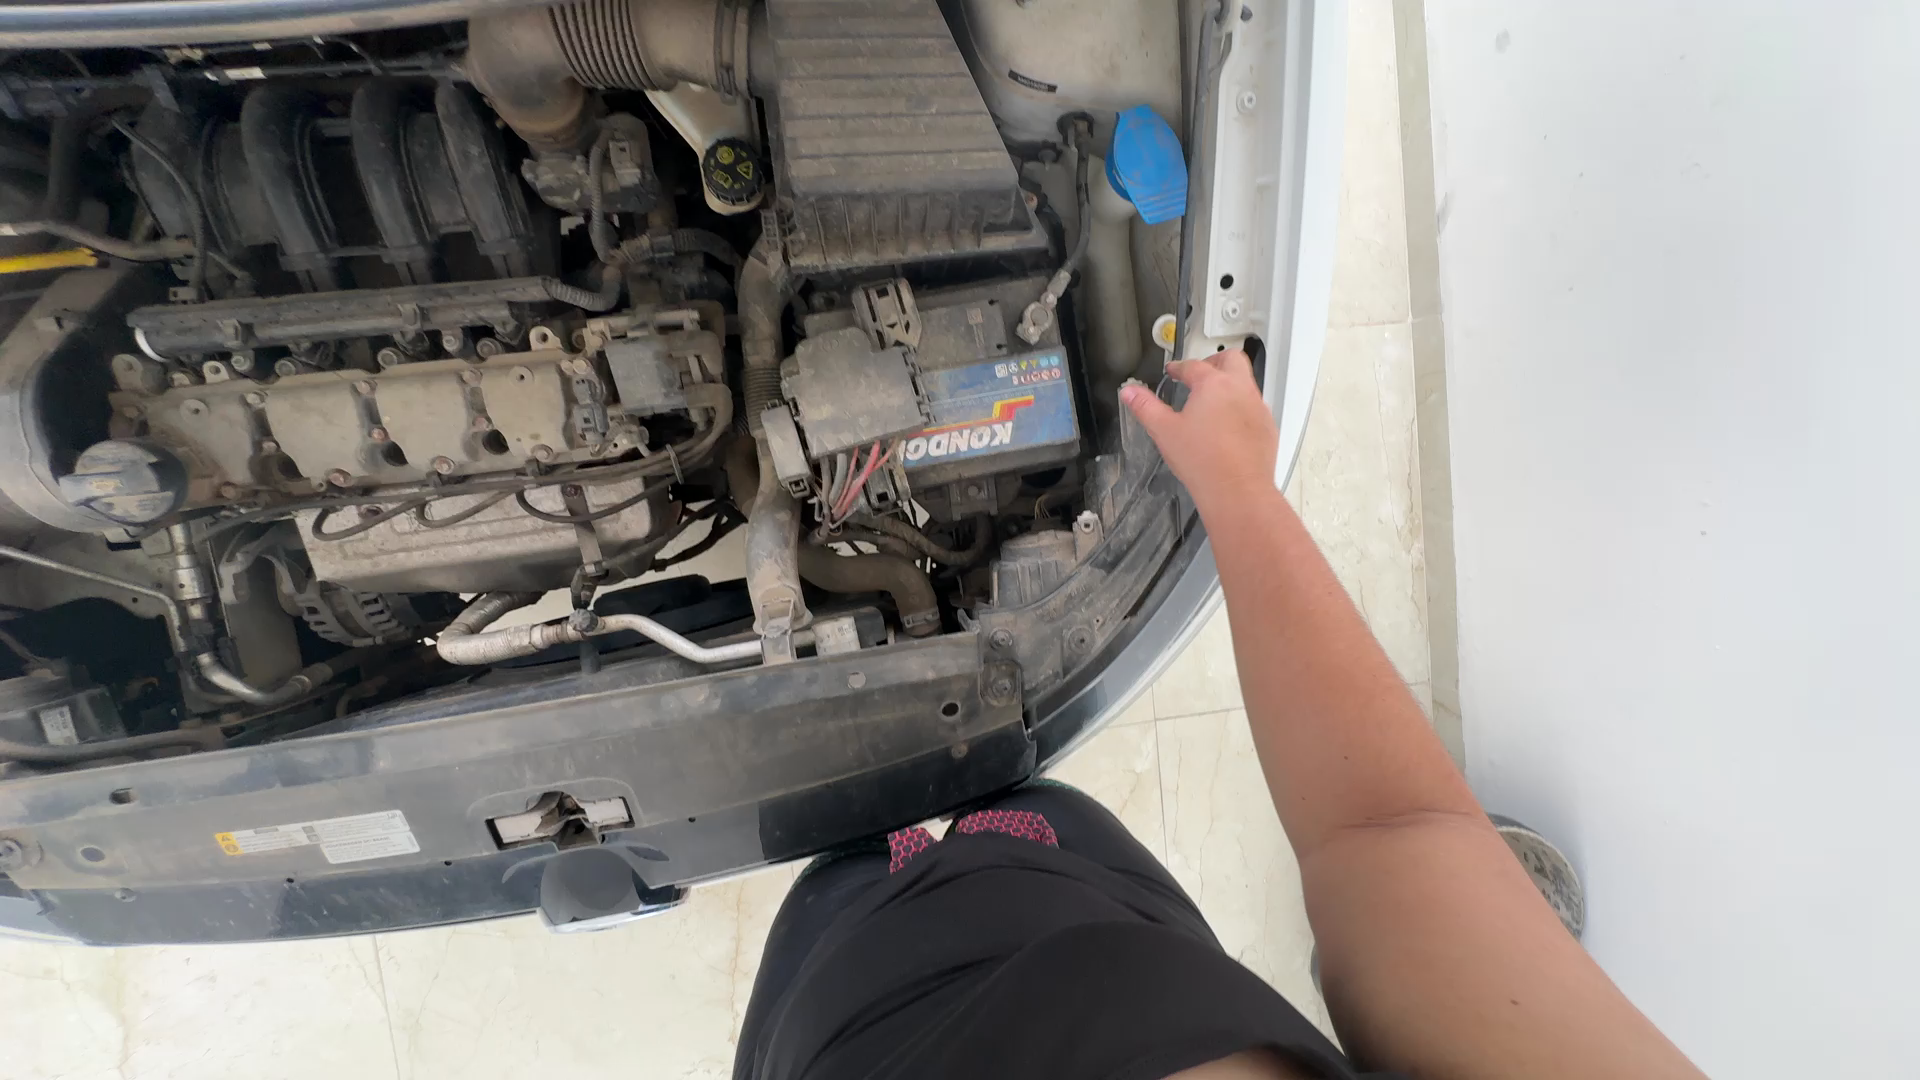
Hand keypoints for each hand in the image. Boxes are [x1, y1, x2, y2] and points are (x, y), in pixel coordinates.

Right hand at [1119, 350, 1279, 518]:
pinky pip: (1255, 406)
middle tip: (1199, 373)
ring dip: (1229, 384)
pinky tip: (1227, 426)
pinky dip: (1240, 407)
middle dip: (1213, 361)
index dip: (1179, 367)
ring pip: (1246, 382)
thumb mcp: (1163, 431)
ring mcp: (1257, 407)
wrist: (1236, 490)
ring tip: (1211, 401)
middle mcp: (1240, 389)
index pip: (1193, 366)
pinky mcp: (1267, 426)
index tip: (1173, 372)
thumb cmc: (1202, 461)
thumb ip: (1145, 407)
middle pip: (1231, 359)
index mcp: (1213, 384)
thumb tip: (1129, 391)